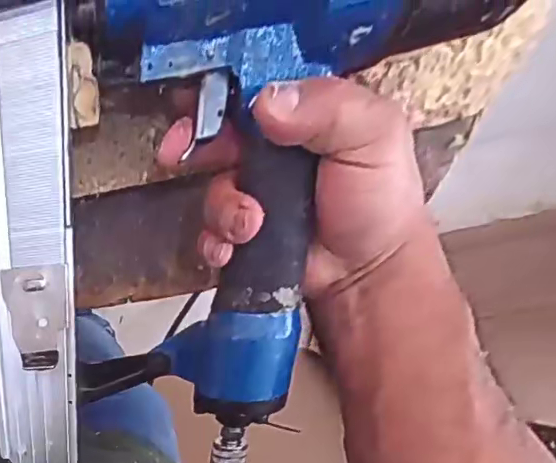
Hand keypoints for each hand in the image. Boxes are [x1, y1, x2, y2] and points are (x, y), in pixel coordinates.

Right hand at [157, 76, 434, 297]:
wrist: (366, 271)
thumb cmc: (379, 201)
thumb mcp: (372, 134)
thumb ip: (327, 109)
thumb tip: (267, 103)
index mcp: (302, 118)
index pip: (252, 98)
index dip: (217, 104)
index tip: (195, 118)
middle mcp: (271, 156)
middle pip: (217, 143)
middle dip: (194, 149)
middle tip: (177, 156)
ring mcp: (252, 199)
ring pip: (213, 195)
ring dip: (222, 212)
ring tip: (250, 227)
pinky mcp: (240, 239)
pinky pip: (209, 237)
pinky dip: (213, 245)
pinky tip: (231, 251)